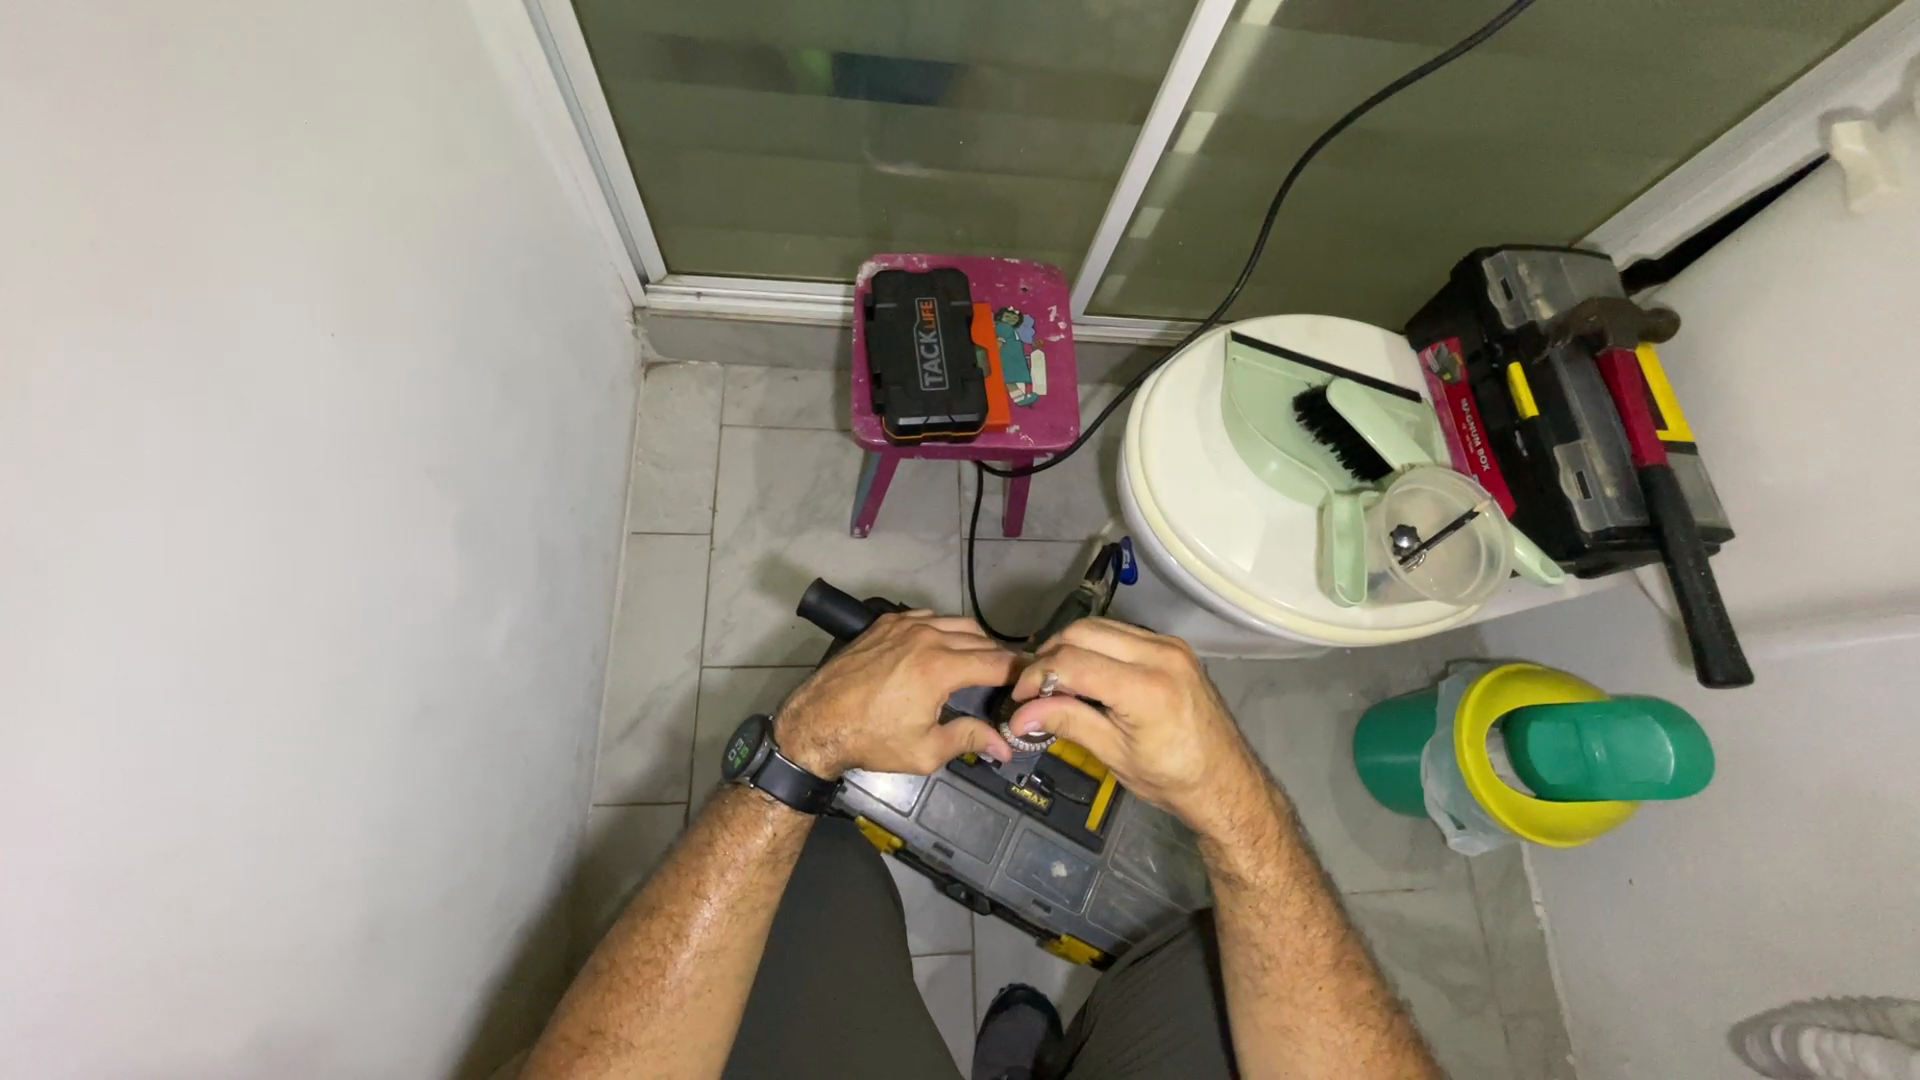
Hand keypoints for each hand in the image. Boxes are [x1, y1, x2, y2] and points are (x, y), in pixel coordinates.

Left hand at [774, 611, 1017, 779]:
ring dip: (973, 640)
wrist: (818, 721)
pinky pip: (927, 617)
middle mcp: (926, 636)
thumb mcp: (925, 750)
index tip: (1030, 682)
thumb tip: (1005, 746)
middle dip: (999, 657)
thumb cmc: (871, 739)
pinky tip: (943, 646)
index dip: (1019, 672)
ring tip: (980, 661)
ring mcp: (904, 625)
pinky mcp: (886, 623)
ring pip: (955, 623)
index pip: (997, 662)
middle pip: (980, 639)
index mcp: (940, 667)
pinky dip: (943, 629)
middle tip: (1009, 676)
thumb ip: (969, 740)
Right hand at [1005, 618, 1271, 838]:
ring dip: (1069, 646)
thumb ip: (1067, 722)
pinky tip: (1084, 672)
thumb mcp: (1113, 755)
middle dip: (1049, 655)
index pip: (1073, 661)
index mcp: (1146, 688)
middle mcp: (1159, 654)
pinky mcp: (1172, 645)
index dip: (1036, 675)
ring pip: (1099, 626)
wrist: (1226, 781)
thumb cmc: (1171, 778)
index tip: (1017, 697)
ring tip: (1053, 679)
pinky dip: (1094, 645)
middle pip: (1082, 632)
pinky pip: (1120, 632)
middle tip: (1031, 687)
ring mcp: (1169, 645)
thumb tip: (1017, 716)